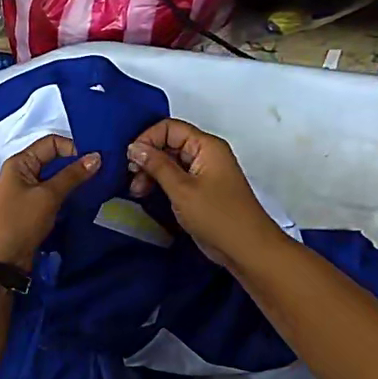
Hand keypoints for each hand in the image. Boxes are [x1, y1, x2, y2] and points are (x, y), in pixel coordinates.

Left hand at [0, 135, 100, 268]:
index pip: (51, 142)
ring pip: (56, 179)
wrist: (0, 260)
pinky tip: (87, 199)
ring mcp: (28, 192)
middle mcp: (23, 173)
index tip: (97, 159)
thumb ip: (72, 175)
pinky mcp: (34, 209)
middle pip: (54, 159)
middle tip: (105, 170)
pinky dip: (69, 195)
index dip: (73, 147)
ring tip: (101, 183)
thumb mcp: (47, 196)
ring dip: (75, 181)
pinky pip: (54, 195)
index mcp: (20, 162)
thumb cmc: (20, 221)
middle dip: (77, 163)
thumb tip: (96, 156)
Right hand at [126, 118, 283, 270]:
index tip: (130, 159)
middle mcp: (205, 154)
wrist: (247, 250)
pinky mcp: (200, 190)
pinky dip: (160, 183)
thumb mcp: (182, 189)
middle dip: (148, 158)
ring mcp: (203, 172)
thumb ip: (157, 165)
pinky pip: (175, 177)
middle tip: (132, 178)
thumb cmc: (217, 216)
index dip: (148, 139)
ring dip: (151, 173)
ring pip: (170, 161)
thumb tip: (134, 147)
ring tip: (137, 191)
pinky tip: (147, 194)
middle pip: (169, 143)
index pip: (170, 128)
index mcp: (206, 146)